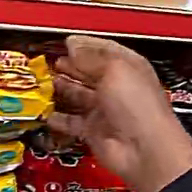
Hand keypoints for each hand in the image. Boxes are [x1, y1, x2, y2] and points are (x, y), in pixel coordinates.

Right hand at [47, 35, 191, 191]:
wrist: (144, 150)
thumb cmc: (139, 107)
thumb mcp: (114, 70)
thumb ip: (90, 57)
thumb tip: (74, 45)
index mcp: (129, 68)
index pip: (105, 50)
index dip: (86, 45)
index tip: (67, 41)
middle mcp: (118, 88)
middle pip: (90, 73)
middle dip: (72, 66)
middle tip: (52, 60)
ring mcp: (106, 111)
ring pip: (80, 96)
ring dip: (64, 88)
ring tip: (47, 81)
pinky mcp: (95, 131)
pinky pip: (73, 123)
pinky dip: (60, 119)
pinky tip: (48, 113)